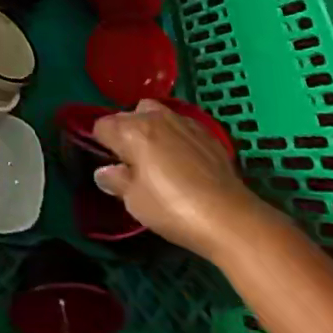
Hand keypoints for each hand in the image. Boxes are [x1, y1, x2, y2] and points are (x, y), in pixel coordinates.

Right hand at [90, 99, 278, 260]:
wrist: (230, 218)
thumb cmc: (173, 209)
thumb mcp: (135, 201)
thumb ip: (116, 181)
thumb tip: (105, 172)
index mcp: (131, 130)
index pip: (102, 126)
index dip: (101, 143)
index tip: (110, 163)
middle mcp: (155, 117)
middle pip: (128, 115)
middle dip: (125, 133)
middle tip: (132, 163)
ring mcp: (183, 122)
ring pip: (156, 114)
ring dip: (150, 129)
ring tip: (157, 157)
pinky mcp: (207, 134)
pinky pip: (181, 126)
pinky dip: (175, 136)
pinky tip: (183, 160)